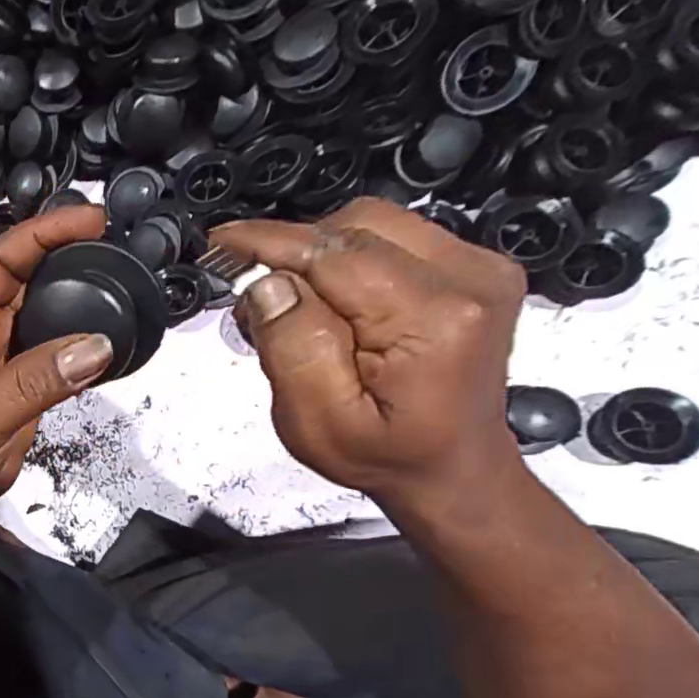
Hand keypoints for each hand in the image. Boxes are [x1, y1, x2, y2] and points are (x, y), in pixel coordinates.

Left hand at [0, 205, 113, 509]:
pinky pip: (62, 342)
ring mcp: (9, 351)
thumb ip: (36, 381)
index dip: (40, 234)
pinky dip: (86, 331)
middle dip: (64, 248)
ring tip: (117, 268)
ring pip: (46, 304)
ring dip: (78, 286)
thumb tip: (95, 347)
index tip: (87, 220)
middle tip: (110, 236)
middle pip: (26, 273)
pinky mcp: (31, 375)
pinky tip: (111, 324)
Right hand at [210, 198, 528, 508]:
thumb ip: (293, 349)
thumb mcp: (317, 424)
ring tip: (293, 312)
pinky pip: (392, 242)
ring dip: (318, 260)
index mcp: (432, 319)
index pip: (335, 252)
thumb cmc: (388, 457)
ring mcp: (475, 270)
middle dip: (293, 256)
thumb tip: (268, 286)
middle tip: (256, 303)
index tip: (223, 243)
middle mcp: (467, 280)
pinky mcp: (468, 271)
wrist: (449, 469)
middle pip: (354, 228)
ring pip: (372, 228)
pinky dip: (345, 266)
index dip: (271, 243)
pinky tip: (330, 309)